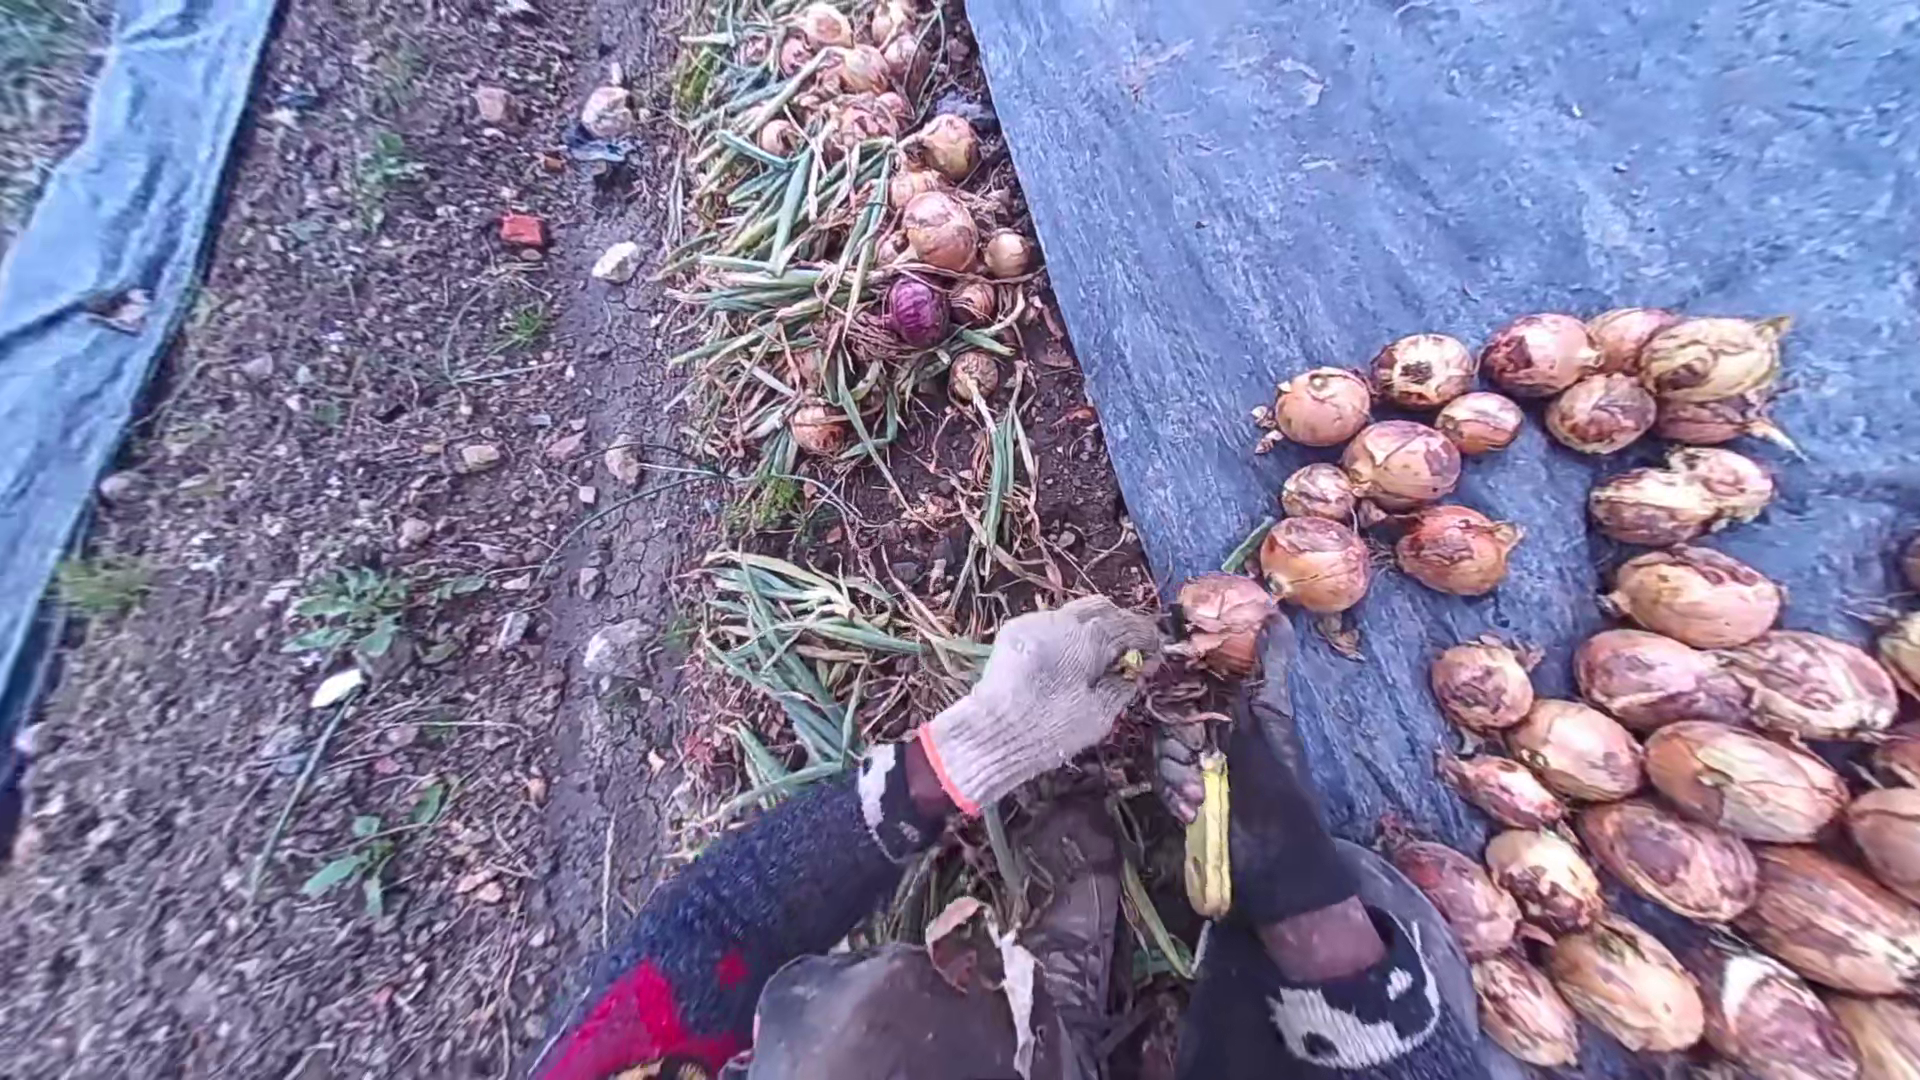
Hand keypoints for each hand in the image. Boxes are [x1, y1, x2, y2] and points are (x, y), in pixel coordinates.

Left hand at [920, 595, 1161, 813]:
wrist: (993, 733)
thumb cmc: (1051, 728)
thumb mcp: (1100, 713)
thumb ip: (1124, 682)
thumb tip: (1141, 666)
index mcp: (1086, 637)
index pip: (1128, 624)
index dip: (1147, 637)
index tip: (1155, 652)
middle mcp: (1060, 619)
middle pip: (1100, 607)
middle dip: (1119, 624)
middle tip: (1128, 651)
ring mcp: (1034, 620)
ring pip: (1073, 612)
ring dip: (1091, 627)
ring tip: (1097, 657)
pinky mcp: (1014, 629)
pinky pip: (1049, 622)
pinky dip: (1065, 634)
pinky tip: (1066, 658)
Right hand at [1156, 616, 1357, 924]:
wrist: (1279, 858)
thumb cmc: (1281, 784)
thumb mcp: (1274, 717)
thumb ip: (1269, 665)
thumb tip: (1277, 613)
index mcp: (1226, 703)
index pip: (1188, 675)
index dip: (1175, 673)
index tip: (1167, 675)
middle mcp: (1204, 726)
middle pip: (1167, 711)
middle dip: (1177, 737)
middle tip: (1196, 756)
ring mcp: (1189, 758)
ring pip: (1159, 744)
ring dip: (1174, 769)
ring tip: (1198, 791)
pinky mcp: (1178, 786)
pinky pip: (1158, 776)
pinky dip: (1171, 791)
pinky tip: (1191, 808)